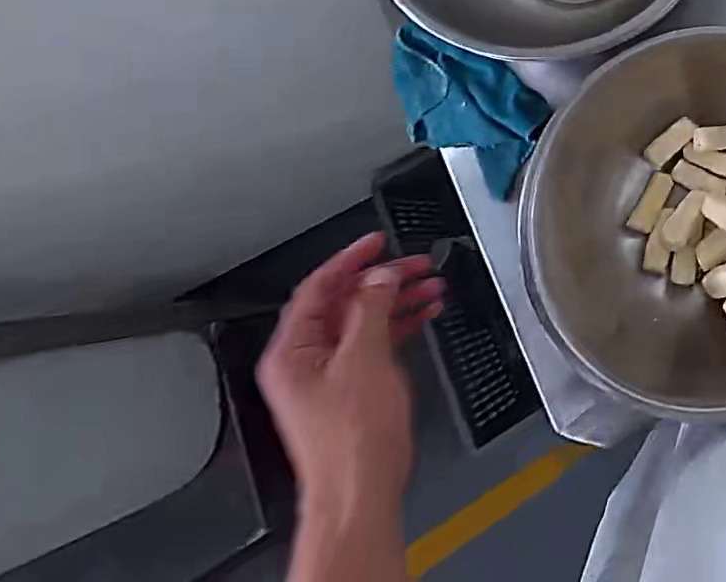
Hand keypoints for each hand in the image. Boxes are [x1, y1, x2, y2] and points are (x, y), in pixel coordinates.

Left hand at [257, 233, 444, 519]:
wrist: (362, 483)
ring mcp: (333, 370)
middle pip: (346, 300)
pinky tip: (425, 312)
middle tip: (417, 263)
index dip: (349, 260)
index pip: (318, 288)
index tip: (375, 241)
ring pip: (367, 317)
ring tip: (431, 285)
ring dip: (399, 298)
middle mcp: (308, 358)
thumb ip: (372, 310)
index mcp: (293, 352)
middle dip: (384, 279)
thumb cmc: (350, 437)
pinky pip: (379, 337)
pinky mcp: (357, 380)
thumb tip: (380, 276)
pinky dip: (403, 321)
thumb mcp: (363, 359)